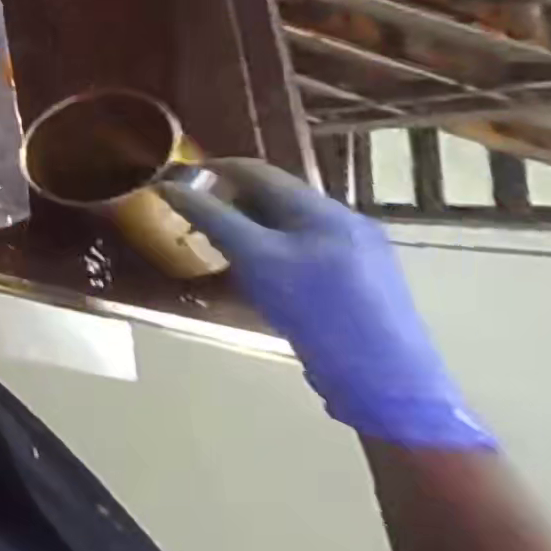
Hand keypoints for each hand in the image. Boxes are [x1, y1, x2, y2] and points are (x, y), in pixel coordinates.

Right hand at [159, 159, 495, 450]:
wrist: (384, 381)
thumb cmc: (313, 308)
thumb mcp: (253, 257)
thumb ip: (209, 216)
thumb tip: (166, 185)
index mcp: (322, 209)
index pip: (255, 171)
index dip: (210, 170)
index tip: (174, 181)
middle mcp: (344, 222)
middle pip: (271, 196)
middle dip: (226, 202)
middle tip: (190, 217)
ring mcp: (357, 252)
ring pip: (285, 225)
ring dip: (244, 228)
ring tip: (214, 246)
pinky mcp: (359, 281)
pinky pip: (301, 249)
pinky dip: (267, 250)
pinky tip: (253, 274)